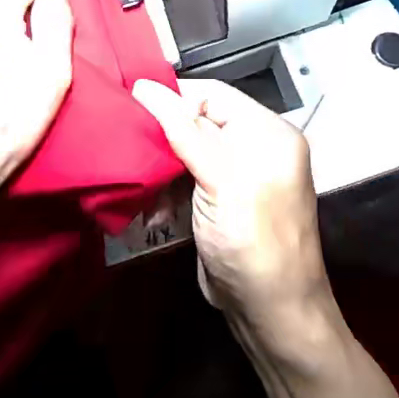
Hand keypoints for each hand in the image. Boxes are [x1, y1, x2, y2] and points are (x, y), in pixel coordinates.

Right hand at [131, 79, 337, 362]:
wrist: (272, 311)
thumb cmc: (253, 240)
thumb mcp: (220, 180)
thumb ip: (184, 132)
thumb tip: (146, 86)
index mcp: (269, 132)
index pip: (215, 95)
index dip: (174, 97)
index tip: (129, 106)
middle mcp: (257, 148)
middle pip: (199, 124)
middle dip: (163, 139)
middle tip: (126, 151)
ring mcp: (240, 177)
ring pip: (188, 155)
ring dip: (162, 172)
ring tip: (142, 193)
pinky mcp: (222, 204)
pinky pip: (189, 183)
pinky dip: (169, 195)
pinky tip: (155, 215)